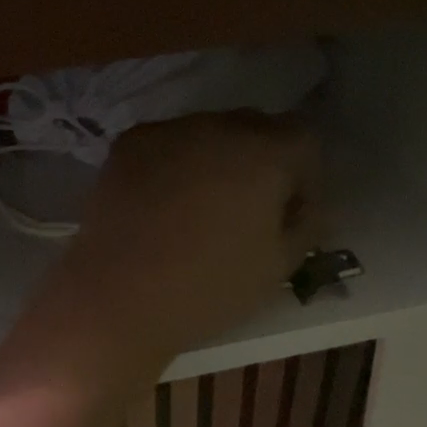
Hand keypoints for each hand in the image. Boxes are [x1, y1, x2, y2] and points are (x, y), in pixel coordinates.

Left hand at [35, 111, 322, 377]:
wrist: (116, 300)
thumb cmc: (206, 291)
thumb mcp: (276, 270)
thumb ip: (306, 228)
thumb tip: (310, 209)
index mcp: (265, 153)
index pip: (306, 142)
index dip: (307, 181)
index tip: (294, 218)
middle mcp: (219, 126)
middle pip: (258, 129)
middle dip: (264, 165)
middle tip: (252, 214)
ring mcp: (168, 131)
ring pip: (209, 134)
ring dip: (218, 163)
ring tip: (204, 212)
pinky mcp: (127, 146)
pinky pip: (168, 146)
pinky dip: (176, 167)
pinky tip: (164, 209)